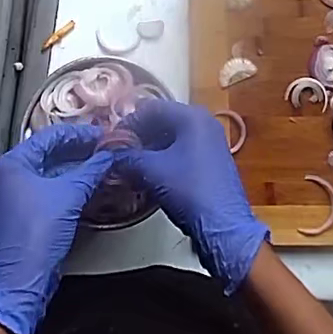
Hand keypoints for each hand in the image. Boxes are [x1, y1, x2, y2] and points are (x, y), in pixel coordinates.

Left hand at [0, 123, 113, 333]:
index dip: (80, 133)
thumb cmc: (34, 238)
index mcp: (13, 164)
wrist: (21, 282)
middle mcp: (9, 177)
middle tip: (105, 147)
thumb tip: (109, 155)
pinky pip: (51, 188)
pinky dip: (71, 183)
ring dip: (78, 166)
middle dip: (80, 149)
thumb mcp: (71, 194)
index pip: (50, 135)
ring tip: (102, 163)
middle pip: (50, 151)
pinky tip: (91, 184)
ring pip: (52, 170)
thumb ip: (93, 169)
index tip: (102, 134)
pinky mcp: (26, 213)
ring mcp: (16, 196)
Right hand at [113, 100, 268, 291]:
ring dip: (149, 149)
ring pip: (171, 136)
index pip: (151, 108)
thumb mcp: (152, 171)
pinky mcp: (211, 160)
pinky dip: (163, 158)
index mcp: (192, 117)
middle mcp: (204, 123)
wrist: (223, 225)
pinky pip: (181, 150)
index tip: (110, 141)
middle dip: (138, 136)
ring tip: (128, 166)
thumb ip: (127, 157)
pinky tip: (148, 175)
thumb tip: (109, 153)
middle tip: (117, 154)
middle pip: (162, 120)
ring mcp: (210, 142)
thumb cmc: (189, 190)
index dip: (127, 123)